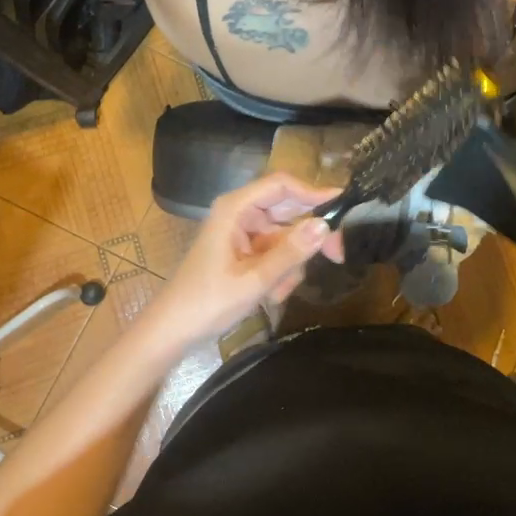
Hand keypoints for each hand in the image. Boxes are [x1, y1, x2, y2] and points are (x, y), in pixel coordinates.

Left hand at [144, 173, 344, 347]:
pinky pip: (274, 253)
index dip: (314, 192)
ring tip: (279, 292)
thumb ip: (291, 252)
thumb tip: (325, 225)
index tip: (344, 206)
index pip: (282, 185)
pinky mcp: (242, 252)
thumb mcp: (255, 280)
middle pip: (288, 210)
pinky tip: (272, 295)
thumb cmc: (207, 302)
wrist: (171, 331)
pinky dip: (280, 272)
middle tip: (337, 255)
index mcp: (235, 208)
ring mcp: (241, 233)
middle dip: (308, 236)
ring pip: (285, 236)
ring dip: (291, 263)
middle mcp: (239, 213)